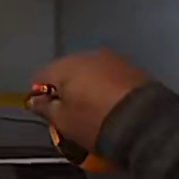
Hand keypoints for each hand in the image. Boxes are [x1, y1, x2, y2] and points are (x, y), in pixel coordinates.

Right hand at [26, 49, 151, 159]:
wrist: (145, 122)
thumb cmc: (95, 121)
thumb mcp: (64, 121)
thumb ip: (45, 108)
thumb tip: (34, 100)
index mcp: (67, 65)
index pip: (41, 76)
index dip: (38, 94)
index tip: (43, 111)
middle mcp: (88, 55)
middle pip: (66, 71)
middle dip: (64, 89)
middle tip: (66, 112)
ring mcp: (112, 60)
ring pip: (89, 72)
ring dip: (86, 87)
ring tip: (90, 109)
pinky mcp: (132, 68)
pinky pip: (109, 77)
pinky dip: (105, 88)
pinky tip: (109, 105)